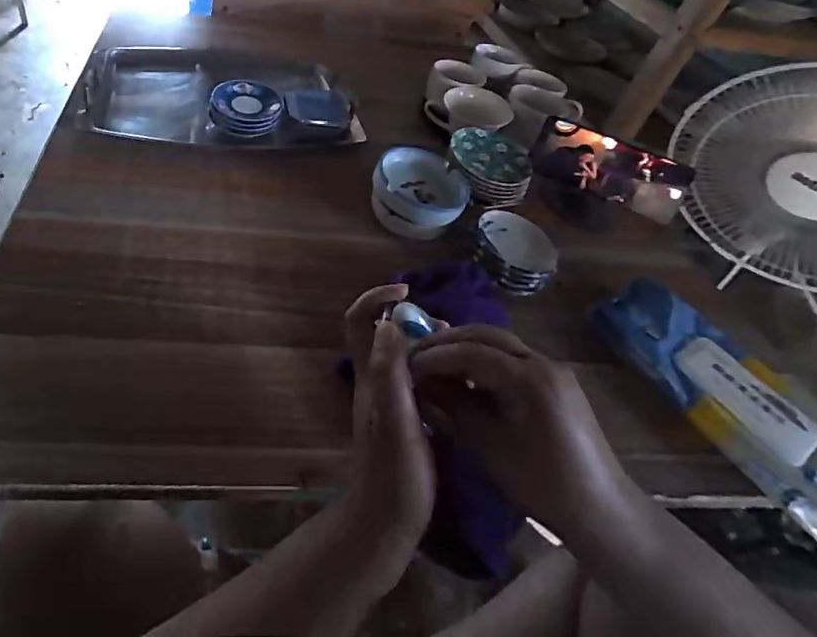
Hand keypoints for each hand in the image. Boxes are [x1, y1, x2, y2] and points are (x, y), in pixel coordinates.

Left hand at [341, 285, 436, 546]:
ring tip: (457, 346)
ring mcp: (387, 401)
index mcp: (370, 376)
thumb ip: (390, 372)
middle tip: (444, 324)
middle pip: (380, 334)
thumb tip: (389, 323)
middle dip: (406, 317)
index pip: (358, 321)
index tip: (406, 292)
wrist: (388, 523)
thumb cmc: (394, 472)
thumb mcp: (396, 419)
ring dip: (422, 342)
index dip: (375, 299)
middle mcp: (374, 382)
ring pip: (398, 355)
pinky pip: (413, 378)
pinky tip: (458, 381)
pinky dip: (432, 368)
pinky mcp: (403, 419)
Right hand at [409, 325, 636, 532]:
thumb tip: (417, 379)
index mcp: (528, 378)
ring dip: (465, 347)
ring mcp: (552, 369)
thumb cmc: (539, 482)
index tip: (406, 364)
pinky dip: (483, 359)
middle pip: (485, 335)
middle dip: (447, 342)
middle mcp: (542, 362)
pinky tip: (465, 375)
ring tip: (435, 362)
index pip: (470, 351)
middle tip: (416, 354)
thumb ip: (452, 403)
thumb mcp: (485, 443)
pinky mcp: (555, 381)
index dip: (435, 355)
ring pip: (499, 342)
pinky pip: (511, 357)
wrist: (601, 512)